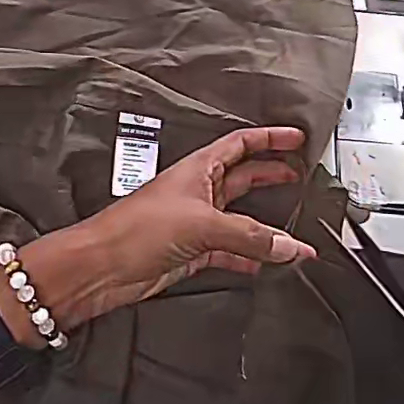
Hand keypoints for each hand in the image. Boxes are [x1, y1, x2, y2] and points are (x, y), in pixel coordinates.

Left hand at [0, 127, 317, 338]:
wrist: (103, 265)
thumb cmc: (134, 229)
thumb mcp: (201, 223)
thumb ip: (249, 235)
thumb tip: (288, 245)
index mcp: (198, 169)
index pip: (241, 143)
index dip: (269, 138)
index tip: (295, 137)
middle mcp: (198, 191)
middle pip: (245, 176)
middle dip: (272, 174)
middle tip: (300, 174)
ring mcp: (195, 221)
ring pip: (241, 217)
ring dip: (266, 223)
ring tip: (294, 224)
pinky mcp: (192, 250)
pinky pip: (231, 249)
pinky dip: (250, 255)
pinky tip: (265, 261)